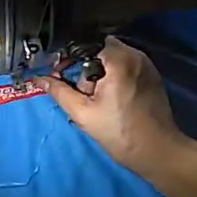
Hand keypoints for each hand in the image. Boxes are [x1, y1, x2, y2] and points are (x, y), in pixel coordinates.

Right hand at [35, 37, 190, 172]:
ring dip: (100, 73)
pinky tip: (111, 98)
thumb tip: (38, 78)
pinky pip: (126, 66)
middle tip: (83, 93)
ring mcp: (147, 65)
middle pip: (99, 50)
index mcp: (120, 60)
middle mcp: (136, 56)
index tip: (62, 77)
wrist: (158, 151)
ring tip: (97, 98)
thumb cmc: (120, 133)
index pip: (85, 45)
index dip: (70, 60)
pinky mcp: (152, 75)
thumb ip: (59, 91)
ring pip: (113, 58)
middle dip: (86, 68)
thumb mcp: (83, 113)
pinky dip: (115, 76)